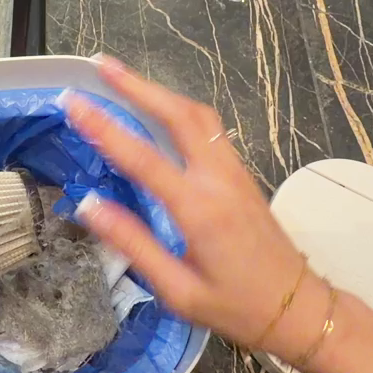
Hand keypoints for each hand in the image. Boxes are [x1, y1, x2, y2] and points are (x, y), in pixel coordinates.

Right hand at [63, 56, 334, 364]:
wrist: (298, 308)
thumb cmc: (235, 306)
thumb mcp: (177, 291)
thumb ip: (133, 244)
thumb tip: (89, 206)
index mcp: (199, 210)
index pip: (143, 158)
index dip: (105, 128)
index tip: (74, 101)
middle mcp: (218, 179)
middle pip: (178, 115)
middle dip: (137, 85)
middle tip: (100, 65)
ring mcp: (234, 171)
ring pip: (197, 115)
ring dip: (159, 91)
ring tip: (122, 77)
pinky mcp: (241, 173)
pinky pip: (208, 127)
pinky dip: (177, 107)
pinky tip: (158, 106)